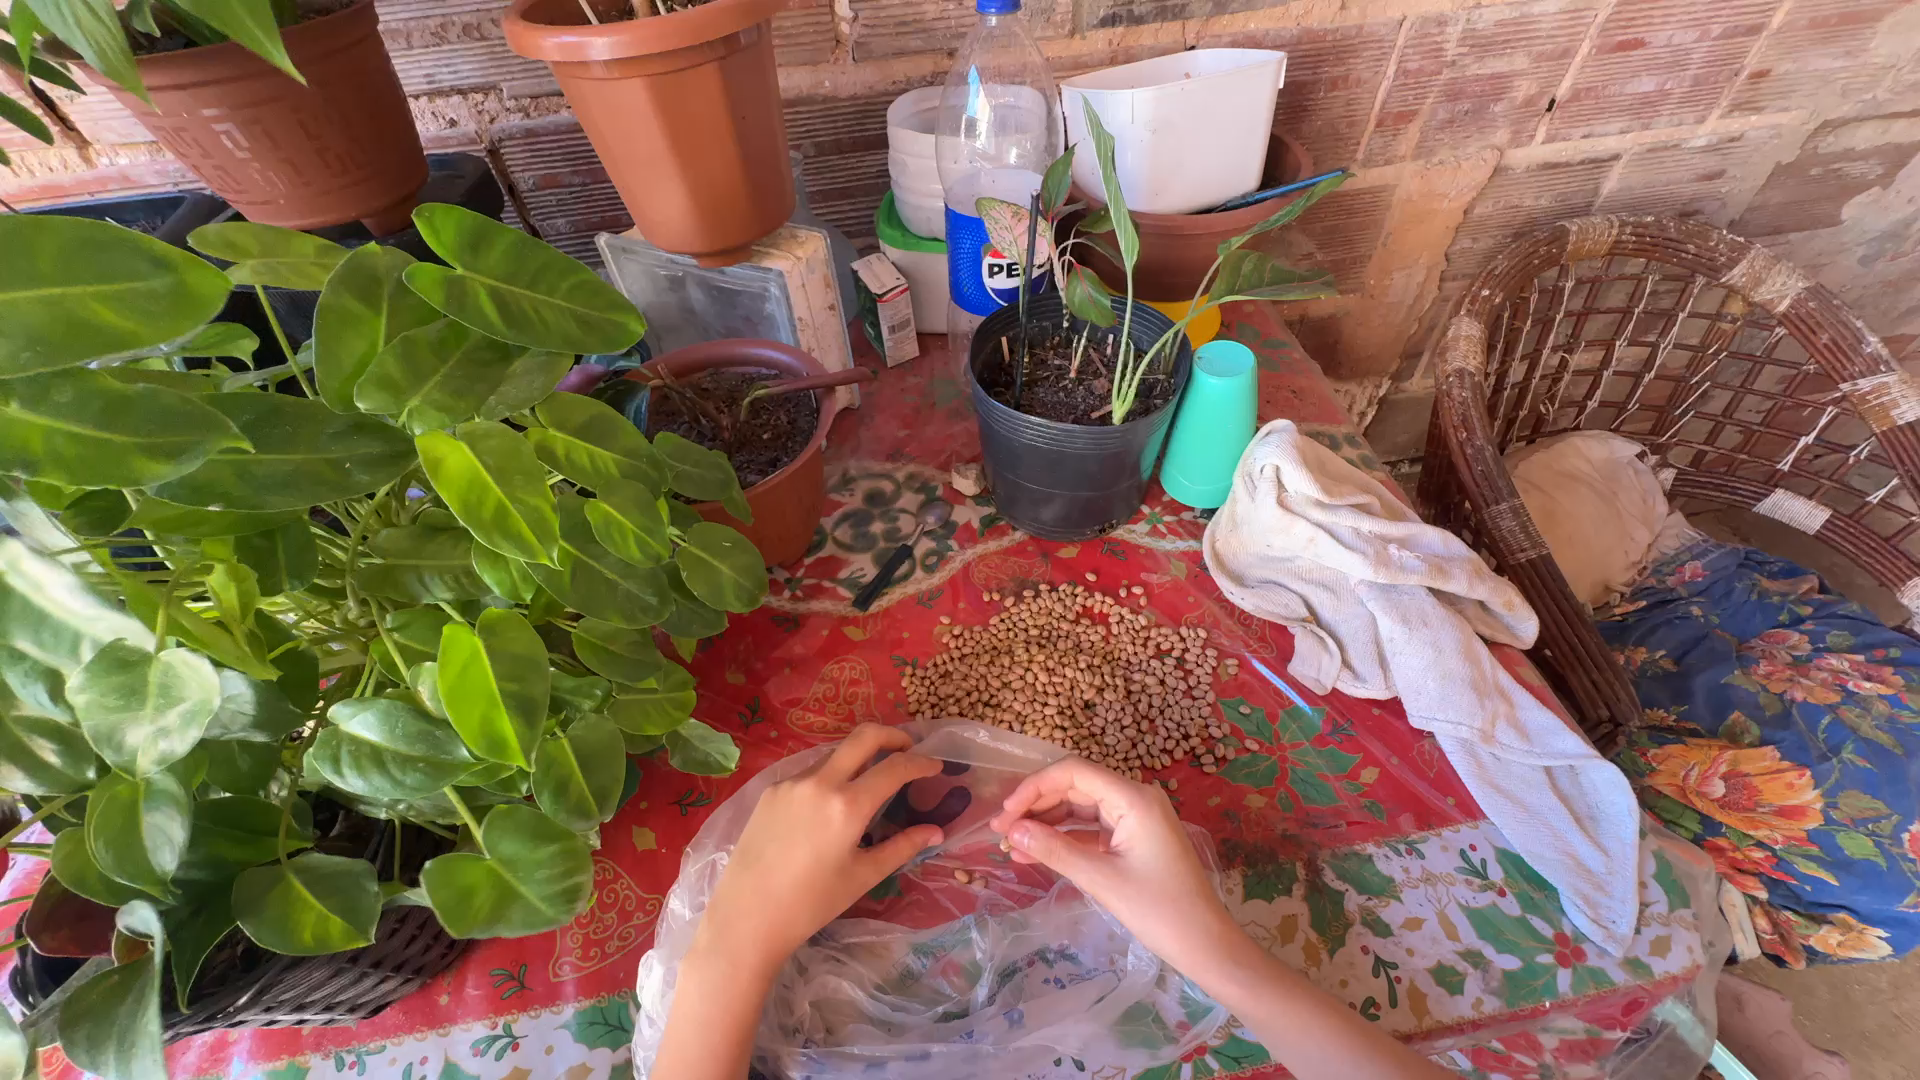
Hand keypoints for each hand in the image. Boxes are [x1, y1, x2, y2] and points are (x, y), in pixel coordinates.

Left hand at [694, 723, 943, 974]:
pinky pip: (811, 771)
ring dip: (860, 757)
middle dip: (893, 735)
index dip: (921, 762)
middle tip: (909, 748)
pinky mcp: (772, 789)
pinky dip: (831, 776)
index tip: (936, 765)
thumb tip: (937, 830)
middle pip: (864, 735)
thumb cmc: (811, 904)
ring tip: (871, 780)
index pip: (895, 767)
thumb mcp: (863, 876)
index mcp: (847, 805)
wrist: (746, 918)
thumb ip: (902, 846)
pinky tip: (831, 804)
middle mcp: (820, 782)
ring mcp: (792, 781)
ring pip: (836, 753)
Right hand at [988, 757, 1237, 970]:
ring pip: (1079, 808)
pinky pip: (1090, 829)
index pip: (1073, 771)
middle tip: (1000, 829)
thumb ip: (1054, 850)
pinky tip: (1034, 853)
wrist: (1207, 947)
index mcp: (1133, 797)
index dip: (1035, 786)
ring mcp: (1134, 817)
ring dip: (1046, 823)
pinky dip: (1064, 839)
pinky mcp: (1132, 838)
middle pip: (1074, 787)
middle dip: (1036, 805)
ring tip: (1010, 843)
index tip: (1006, 811)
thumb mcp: (1102, 880)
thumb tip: (1011, 830)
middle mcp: (1133, 797)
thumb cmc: (1160, 911)